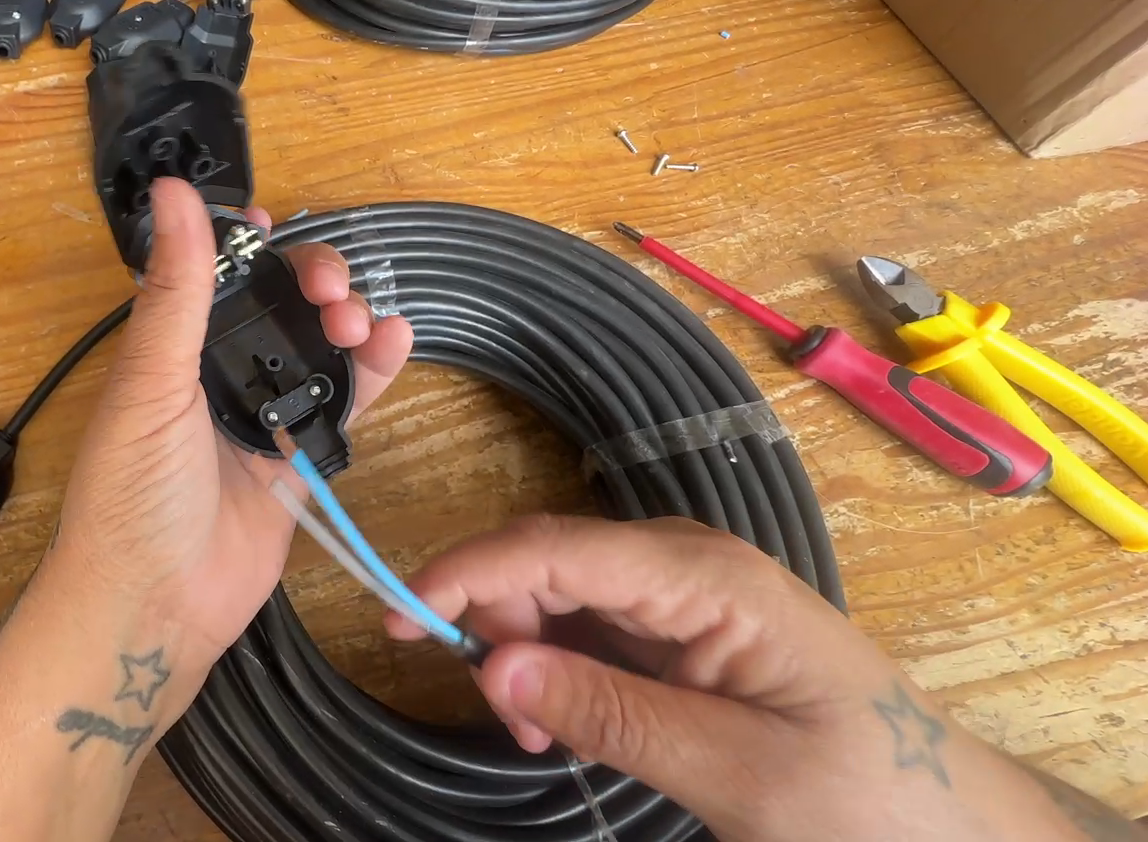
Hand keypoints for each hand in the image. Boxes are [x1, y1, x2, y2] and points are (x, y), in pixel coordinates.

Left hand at [50, 178, 411, 669]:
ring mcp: (264, 412)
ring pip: (318, 345)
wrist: (158, 601)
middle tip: (330, 292)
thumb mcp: (151, 381)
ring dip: (347, 319)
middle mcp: (218, 371)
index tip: (272, 221)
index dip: (246, 243)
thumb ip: (175, 290)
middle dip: (311, 282)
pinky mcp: (301, 453)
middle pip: (278, 304)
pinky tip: (395, 342)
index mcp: (172, 344)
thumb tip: (171, 192)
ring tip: (361, 321)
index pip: (215, 273)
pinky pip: (343, 400)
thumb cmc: (133, 489)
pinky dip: (373, 371)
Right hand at [387, 515, 1107, 841]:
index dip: (467, 572)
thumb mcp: (741, 776)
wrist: (962, 833)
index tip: (400, 613)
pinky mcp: (664, 622)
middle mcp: (674, 561)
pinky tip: (560, 716)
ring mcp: (668, 589)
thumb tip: (492, 667)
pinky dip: (547, 665)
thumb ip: (609, 713)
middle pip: (541, 562)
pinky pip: (575, 623)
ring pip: (548, 591)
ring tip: (538, 732)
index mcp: (700, 574)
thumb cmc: (873, 803)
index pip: (552, 548)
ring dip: (520, 651)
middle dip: (497, 624)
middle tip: (504, 717)